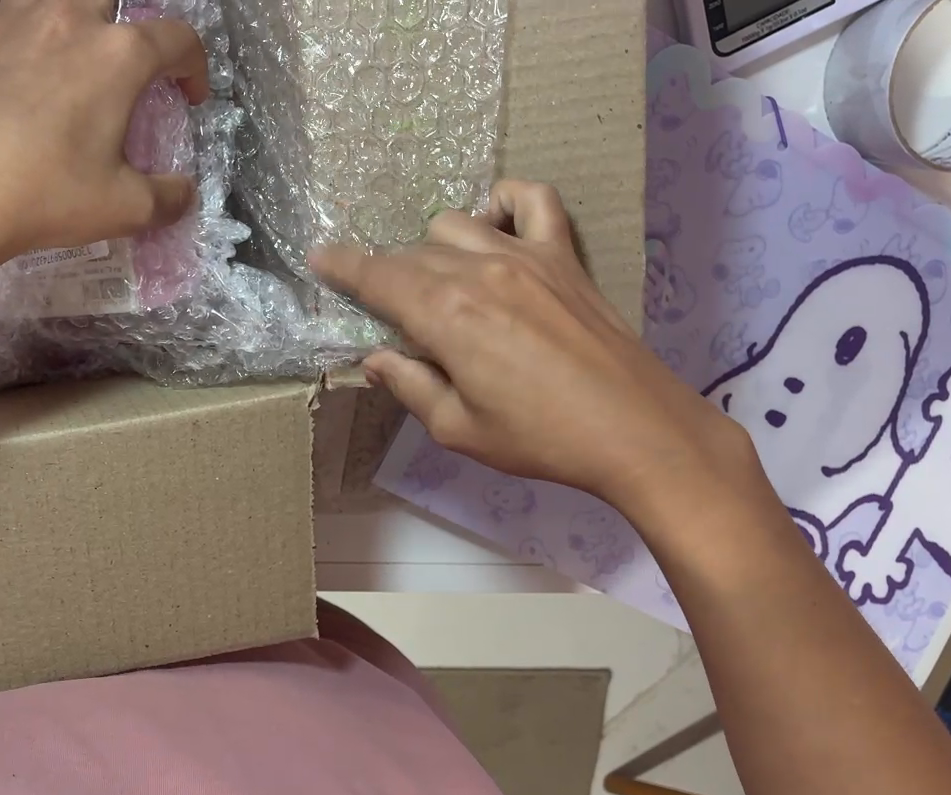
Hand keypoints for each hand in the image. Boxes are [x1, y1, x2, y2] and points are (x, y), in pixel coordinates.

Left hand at [0, 0, 209, 262]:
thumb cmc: (46, 197)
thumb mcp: (121, 210)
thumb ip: (166, 200)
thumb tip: (185, 194)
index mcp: (118, 56)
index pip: (176, 40)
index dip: (193, 68)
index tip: (190, 96)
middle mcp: (71, 18)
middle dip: (128, 25)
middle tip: (124, 65)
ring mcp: (17, 17)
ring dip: (75, 18)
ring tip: (72, 53)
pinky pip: (8, 6)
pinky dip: (25, 22)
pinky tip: (22, 54)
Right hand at [311, 180, 758, 526]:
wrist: (632, 428)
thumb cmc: (536, 437)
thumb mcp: (454, 427)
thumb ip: (408, 385)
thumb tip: (375, 358)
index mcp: (445, 316)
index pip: (378, 278)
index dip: (342, 267)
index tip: (317, 255)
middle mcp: (479, 272)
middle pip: (410, 254)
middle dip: (384, 275)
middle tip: (381, 310)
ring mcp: (526, 255)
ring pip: (454, 225)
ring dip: (431, 248)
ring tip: (435, 282)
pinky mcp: (564, 256)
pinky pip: (531, 200)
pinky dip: (502, 203)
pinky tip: (492, 225)